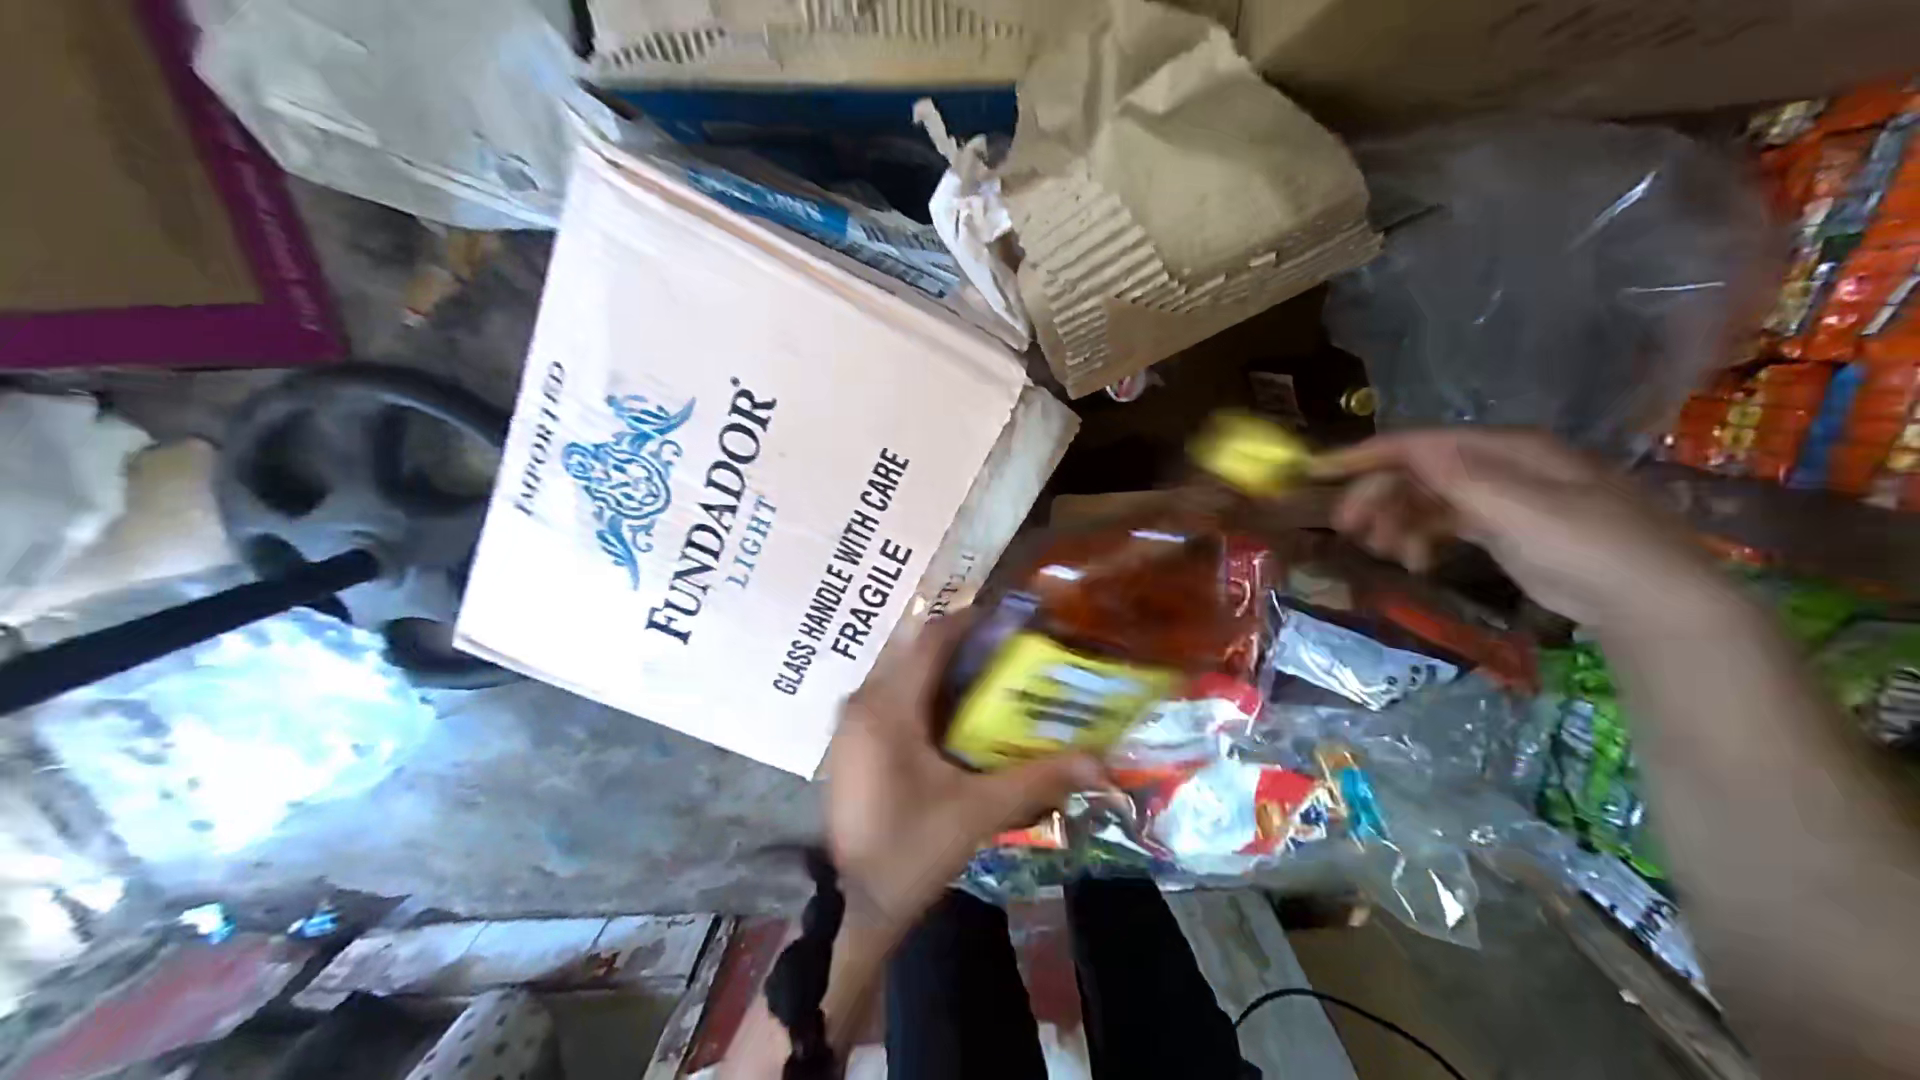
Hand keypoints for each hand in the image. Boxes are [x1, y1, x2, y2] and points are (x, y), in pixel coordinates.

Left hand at [822, 614, 1104, 927]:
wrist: (848, 904)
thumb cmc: (910, 850)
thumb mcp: (977, 812)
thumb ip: (1038, 779)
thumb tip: (1099, 762)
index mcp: (888, 706)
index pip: (932, 639)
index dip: (973, 621)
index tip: (1013, 621)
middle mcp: (864, 701)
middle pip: (920, 654)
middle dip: (968, 651)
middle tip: (1016, 656)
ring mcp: (852, 722)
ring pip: (906, 676)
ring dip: (949, 675)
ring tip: (997, 683)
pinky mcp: (853, 742)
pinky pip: (895, 699)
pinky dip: (929, 699)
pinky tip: (962, 720)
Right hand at [1311, 428, 1720, 626]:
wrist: (1650, 601)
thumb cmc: (1589, 547)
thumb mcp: (1523, 509)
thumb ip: (1460, 478)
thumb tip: (1408, 449)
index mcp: (1506, 449)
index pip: (1421, 443)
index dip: (1367, 454)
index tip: (1319, 471)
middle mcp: (1497, 466)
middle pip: (1416, 472)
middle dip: (1378, 497)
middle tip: (1348, 529)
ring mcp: (1498, 497)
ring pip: (1424, 499)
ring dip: (1395, 522)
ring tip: (1385, 554)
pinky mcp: (1498, 527)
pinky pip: (1441, 523)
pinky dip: (1420, 539)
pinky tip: (1415, 562)